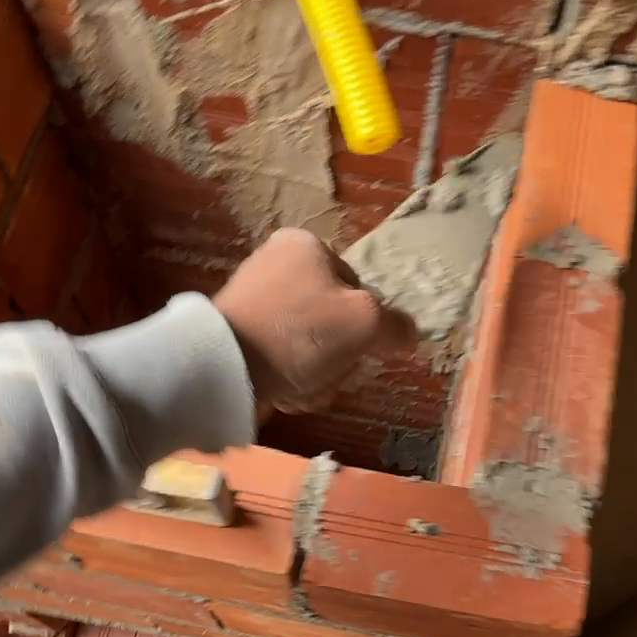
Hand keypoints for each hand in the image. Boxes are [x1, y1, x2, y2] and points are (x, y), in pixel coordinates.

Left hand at [212, 228, 409, 414]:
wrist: (228, 368)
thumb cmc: (300, 332)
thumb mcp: (364, 322)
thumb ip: (394, 325)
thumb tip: (408, 333)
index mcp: (305, 246)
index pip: (357, 288)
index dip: (364, 323)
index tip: (355, 344)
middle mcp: (276, 265)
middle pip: (335, 322)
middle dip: (338, 357)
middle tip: (327, 369)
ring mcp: (255, 303)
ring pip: (312, 348)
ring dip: (318, 376)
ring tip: (303, 384)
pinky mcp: (240, 338)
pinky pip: (284, 362)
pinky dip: (291, 381)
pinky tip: (283, 391)